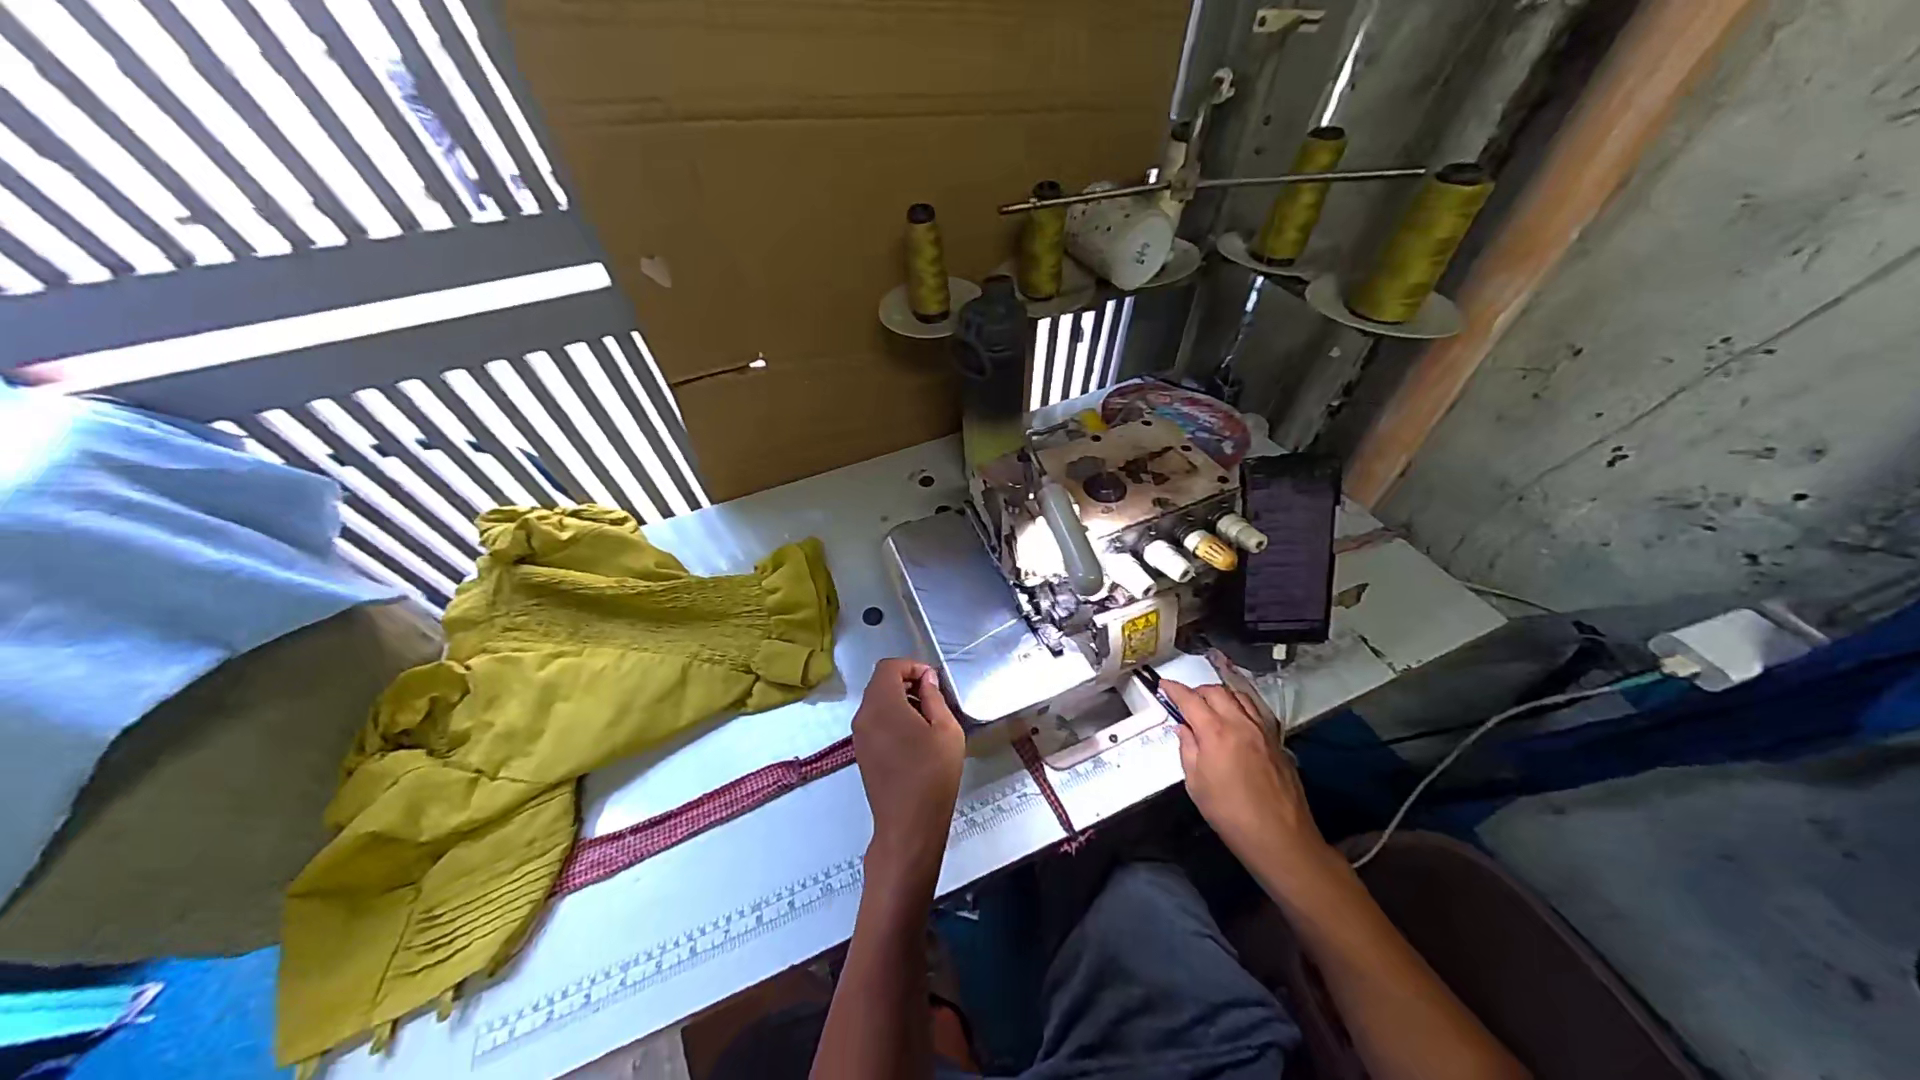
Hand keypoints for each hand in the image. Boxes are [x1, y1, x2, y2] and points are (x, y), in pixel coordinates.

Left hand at [852, 659, 965, 884]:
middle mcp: (863, 716)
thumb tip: (926, 679)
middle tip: (934, 696)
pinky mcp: (862, 752)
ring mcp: (859, 736)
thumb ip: (934, 697)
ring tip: (928, 717)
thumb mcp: (945, 730)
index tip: (934, 680)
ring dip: (900, 700)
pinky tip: (915, 737)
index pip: (888, 667)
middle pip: (880, 683)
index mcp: (881, 704)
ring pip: (877, 702)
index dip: (912, 666)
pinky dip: (893, 717)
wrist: (908, 824)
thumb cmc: (932, 774)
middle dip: (907, 681)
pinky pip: (875, 721)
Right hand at [1163, 679, 1328, 868]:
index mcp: (1215, 732)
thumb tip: (1184, 729)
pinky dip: (1241, 706)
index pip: (1190, 699)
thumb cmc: (1230, 814)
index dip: (1174, 690)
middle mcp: (1241, 723)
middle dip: (1197, 691)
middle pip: (1216, 691)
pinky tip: (1237, 719)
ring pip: (1240, 696)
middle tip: (1186, 702)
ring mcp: (1263, 730)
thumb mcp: (1195, 783)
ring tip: (1211, 706)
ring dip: (1221, 695)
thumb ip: (1187, 749)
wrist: (1279, 836)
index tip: (1164, 686)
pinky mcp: (1278, 741)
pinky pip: (1257, 711)